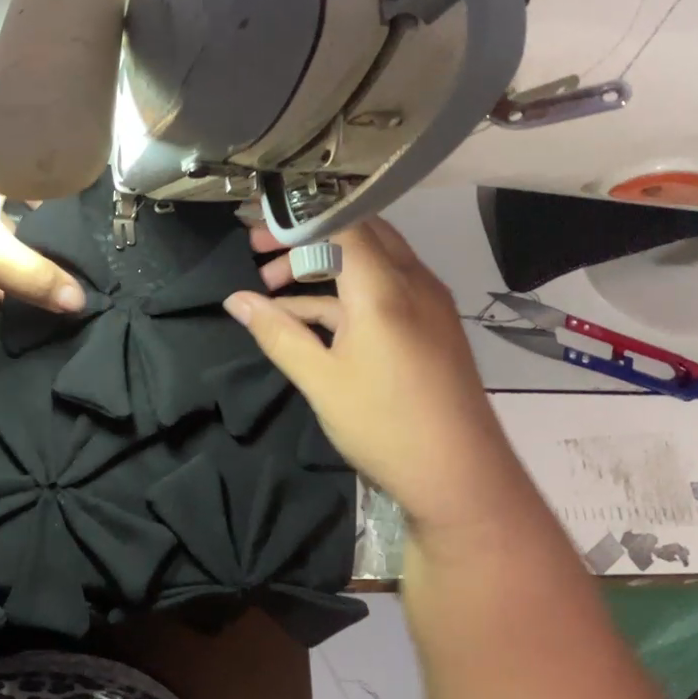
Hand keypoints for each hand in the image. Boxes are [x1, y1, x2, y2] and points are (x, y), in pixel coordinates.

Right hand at [225, 219, 526, 531]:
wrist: (462, 479)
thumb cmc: (385, 425)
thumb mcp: (320, 380)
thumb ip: (277, 333)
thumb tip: (235, 300)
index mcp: (385, 289)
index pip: (342, 224)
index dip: (296, 219)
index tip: (255, 231)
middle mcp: (413, 283)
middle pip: (358, 234)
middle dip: (305, 238)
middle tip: (259, 254)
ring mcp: (427, 304)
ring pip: (370, 262)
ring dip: (322, 267)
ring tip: (272, 291)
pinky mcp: (430, 326)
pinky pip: (382, 289)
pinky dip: (342, 293)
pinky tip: (306, 321)